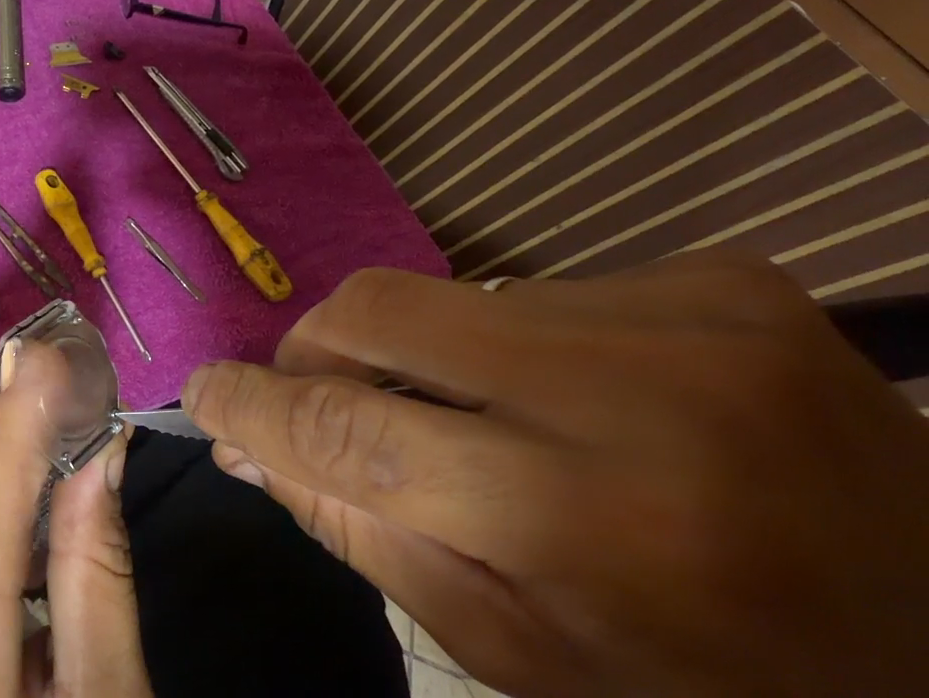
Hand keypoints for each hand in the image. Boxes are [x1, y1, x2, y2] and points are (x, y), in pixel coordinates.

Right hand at [184, 251, 928, 697]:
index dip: (256, 406)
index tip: (205, 394)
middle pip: (380, 312)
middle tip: (318, 394)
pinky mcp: (726, 275)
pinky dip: (514, 341)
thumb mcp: (510, 647)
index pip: (350, 432)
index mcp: (582, 523)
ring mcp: (691, 314)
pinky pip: (538, 288)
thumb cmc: (697, 677)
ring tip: (480, 415)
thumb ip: (360, 531)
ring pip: (451, 295)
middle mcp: (637, 392)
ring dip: (425, 353)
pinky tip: (574, 396)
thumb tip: (246, 442)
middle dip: (318, 350)